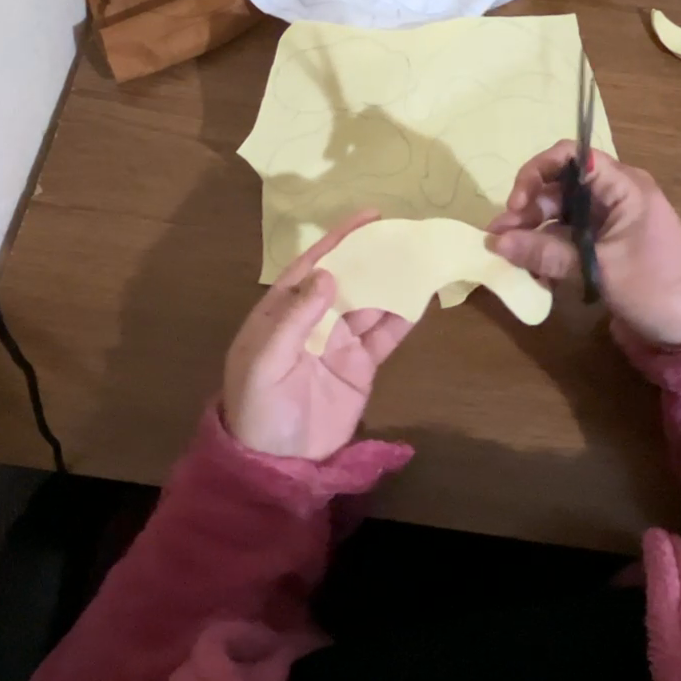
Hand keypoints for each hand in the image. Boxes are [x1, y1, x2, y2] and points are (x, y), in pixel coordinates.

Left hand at [223, 211, 416, 460]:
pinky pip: (384, 336)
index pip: (312, 265)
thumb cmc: (259, 408)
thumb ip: (295, 317)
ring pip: (370, 303)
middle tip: (403, 232)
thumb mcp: (265, 361)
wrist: (276, 464)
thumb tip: (328, 273)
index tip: (368, 217)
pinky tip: (421, 300)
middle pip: (346, 279)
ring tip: (420, 259)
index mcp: (282, 312)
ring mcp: (339, 342)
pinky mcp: (360, 367)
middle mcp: (313, 320)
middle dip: (371, 256)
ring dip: (392, 282)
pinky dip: (402, 319)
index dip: (338, 239)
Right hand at [488, 142, 680, 347]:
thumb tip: (495, 242)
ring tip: (510, 259)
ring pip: (558, 215)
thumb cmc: (657, 288)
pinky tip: (534, 275)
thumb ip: (547, 253)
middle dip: (527, 210)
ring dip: (533, 234)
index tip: (515, 205)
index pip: (571, 156)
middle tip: (498, 239)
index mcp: (622, 186)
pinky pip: (566, 237)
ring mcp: (608, 221)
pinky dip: (547, 251)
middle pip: (558, 187)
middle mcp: (613, 195)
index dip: (537, 172)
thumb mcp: (598, 269)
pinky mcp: (603, 245)